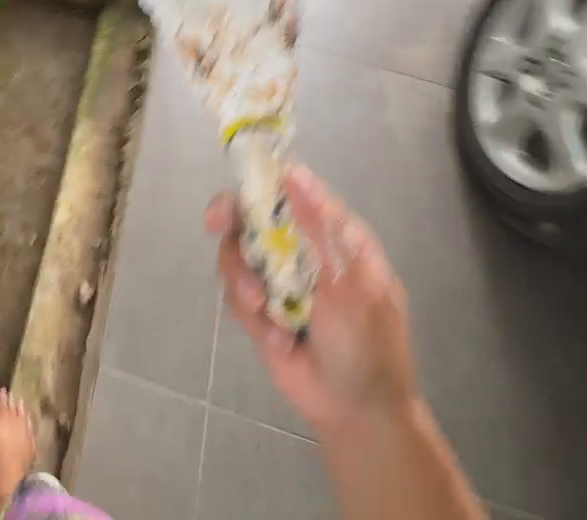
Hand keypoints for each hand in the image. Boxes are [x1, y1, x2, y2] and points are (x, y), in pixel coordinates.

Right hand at [206, 166, 419, 440]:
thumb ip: (319, 229)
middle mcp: (300, 251)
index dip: (261, 180)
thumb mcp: (351, 284)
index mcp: (333, 237)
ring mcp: (276, 281)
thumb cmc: (369, 346)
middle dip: (231, 222)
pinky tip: (282, 343)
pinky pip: (235, 298)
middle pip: (250, 216)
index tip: (239, 182)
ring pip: (236, 257)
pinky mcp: (258, 311)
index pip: (293, 191)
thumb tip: (294, 172)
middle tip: (216, 226)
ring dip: (245, 284)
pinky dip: (255, 320)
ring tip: (268, 314)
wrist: (357, 413)